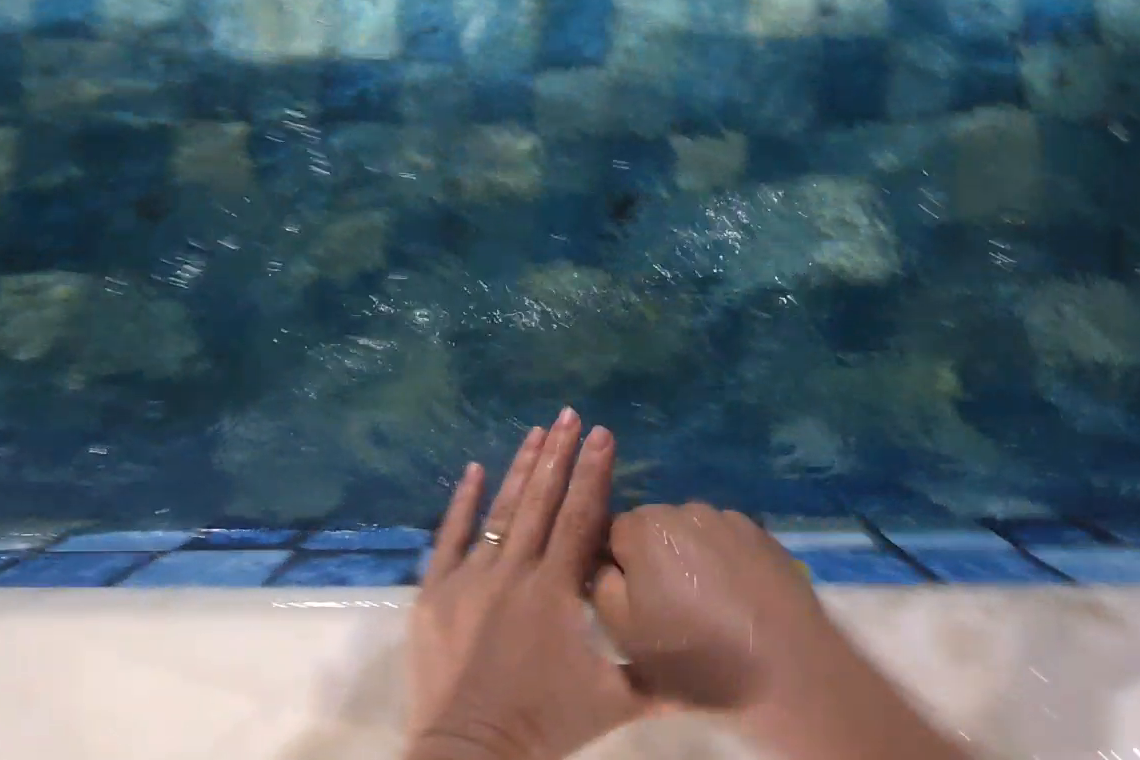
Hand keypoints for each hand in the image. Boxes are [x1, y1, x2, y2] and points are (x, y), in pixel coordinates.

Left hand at [406, 410, 655, 759]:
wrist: (469, 753)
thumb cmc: (544, 724)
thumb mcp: (612, 702)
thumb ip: (657, 674)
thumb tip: (703, 655)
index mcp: (556, 590)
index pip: (581, 517)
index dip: (593, 473)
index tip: (602, 433)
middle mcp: (515, 571)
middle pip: (542, 500)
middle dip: (559, 454)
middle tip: (569, 413)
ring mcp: (470, 576)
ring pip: (501, 509)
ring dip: (521, 467)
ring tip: (536, 430)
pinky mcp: (436, 590)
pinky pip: (449, 535)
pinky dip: (463, 501)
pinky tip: (474, 468)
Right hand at [591, 505, 969, 759]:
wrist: (784, 664)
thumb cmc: (694, 653)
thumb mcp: (623, 634)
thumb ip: (601, 587)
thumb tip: (606, 566)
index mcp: (645, 528)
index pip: (613, 532)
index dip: (619, 566)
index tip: (634, 601)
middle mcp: (684, 509)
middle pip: (654, 528)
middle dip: (655, 558)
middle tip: (670, 606)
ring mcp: (728, 518)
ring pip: (692, 533)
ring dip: (691, 558)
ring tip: (708, 605)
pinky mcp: (762, 533)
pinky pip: (728, 541)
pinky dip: (725, 562)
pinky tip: (737, 599)